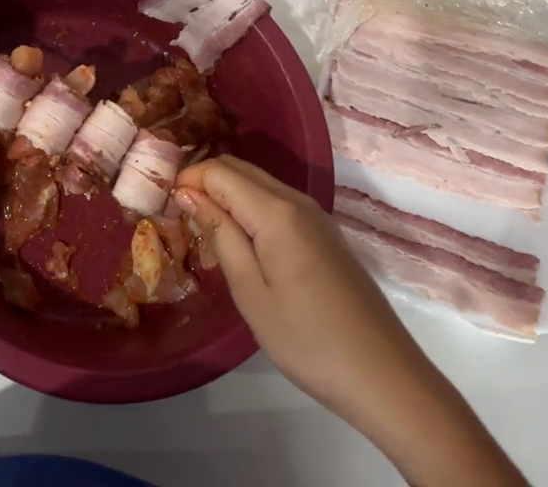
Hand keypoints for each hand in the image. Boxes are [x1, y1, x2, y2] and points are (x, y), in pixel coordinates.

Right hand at [175, 157, 525, 486]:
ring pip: (259, 184)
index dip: (186, 179)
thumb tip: (189, 193)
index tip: (162, 203)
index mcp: (276, 212)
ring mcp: (316, 218)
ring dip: (226, 194)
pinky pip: (277, 204)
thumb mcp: (250, 291)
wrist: (386, 379)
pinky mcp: (325, 237)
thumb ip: (219, 233)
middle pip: (239, 169)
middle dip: (203, 181)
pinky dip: (249, 208)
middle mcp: (298, 201)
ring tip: (201, 228)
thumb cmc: (307, 340)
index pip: (219, 171)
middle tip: (175, 213)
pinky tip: (239, 241)